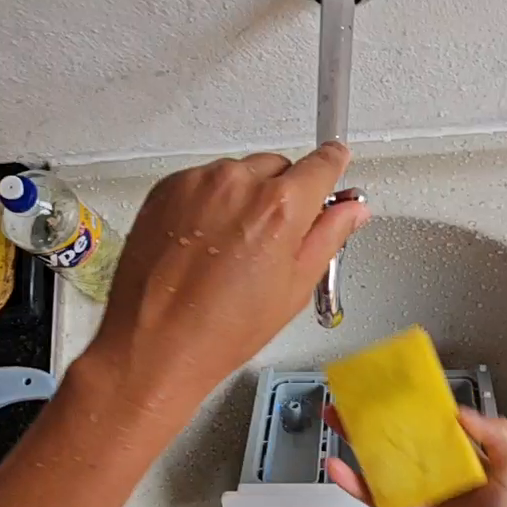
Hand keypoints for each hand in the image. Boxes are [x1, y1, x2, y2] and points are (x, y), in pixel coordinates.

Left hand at [83, 144, 367, 408]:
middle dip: (283, 195)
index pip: (322, 162)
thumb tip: (351, 211)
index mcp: (279, 207)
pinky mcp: (165, 189)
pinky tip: (204, 247)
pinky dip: (208, 204)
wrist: (155, 344)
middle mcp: (237, 183)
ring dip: (243, 199)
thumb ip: (328, 237)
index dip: (332, 167)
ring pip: (238, 174)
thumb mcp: (294, 289)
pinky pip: (202, 183)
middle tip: (273, 241)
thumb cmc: (219, 330)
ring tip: (231, 252)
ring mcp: (197, 183)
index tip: (334, 165)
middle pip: (278, 168)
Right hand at [326, 407, 506, 506]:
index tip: (395, 384)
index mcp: (458, 454)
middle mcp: (432, 468)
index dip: (413, 402)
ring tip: (336, 417)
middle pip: (396, 435)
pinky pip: (370, 493)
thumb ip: (496, 435)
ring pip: (377, 458)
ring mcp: (412, 489)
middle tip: (354, 395)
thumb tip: (461, 412)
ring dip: (354, 438)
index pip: (430, 421)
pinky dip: (351, 481)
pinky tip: (336, 466)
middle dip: (374, 415)